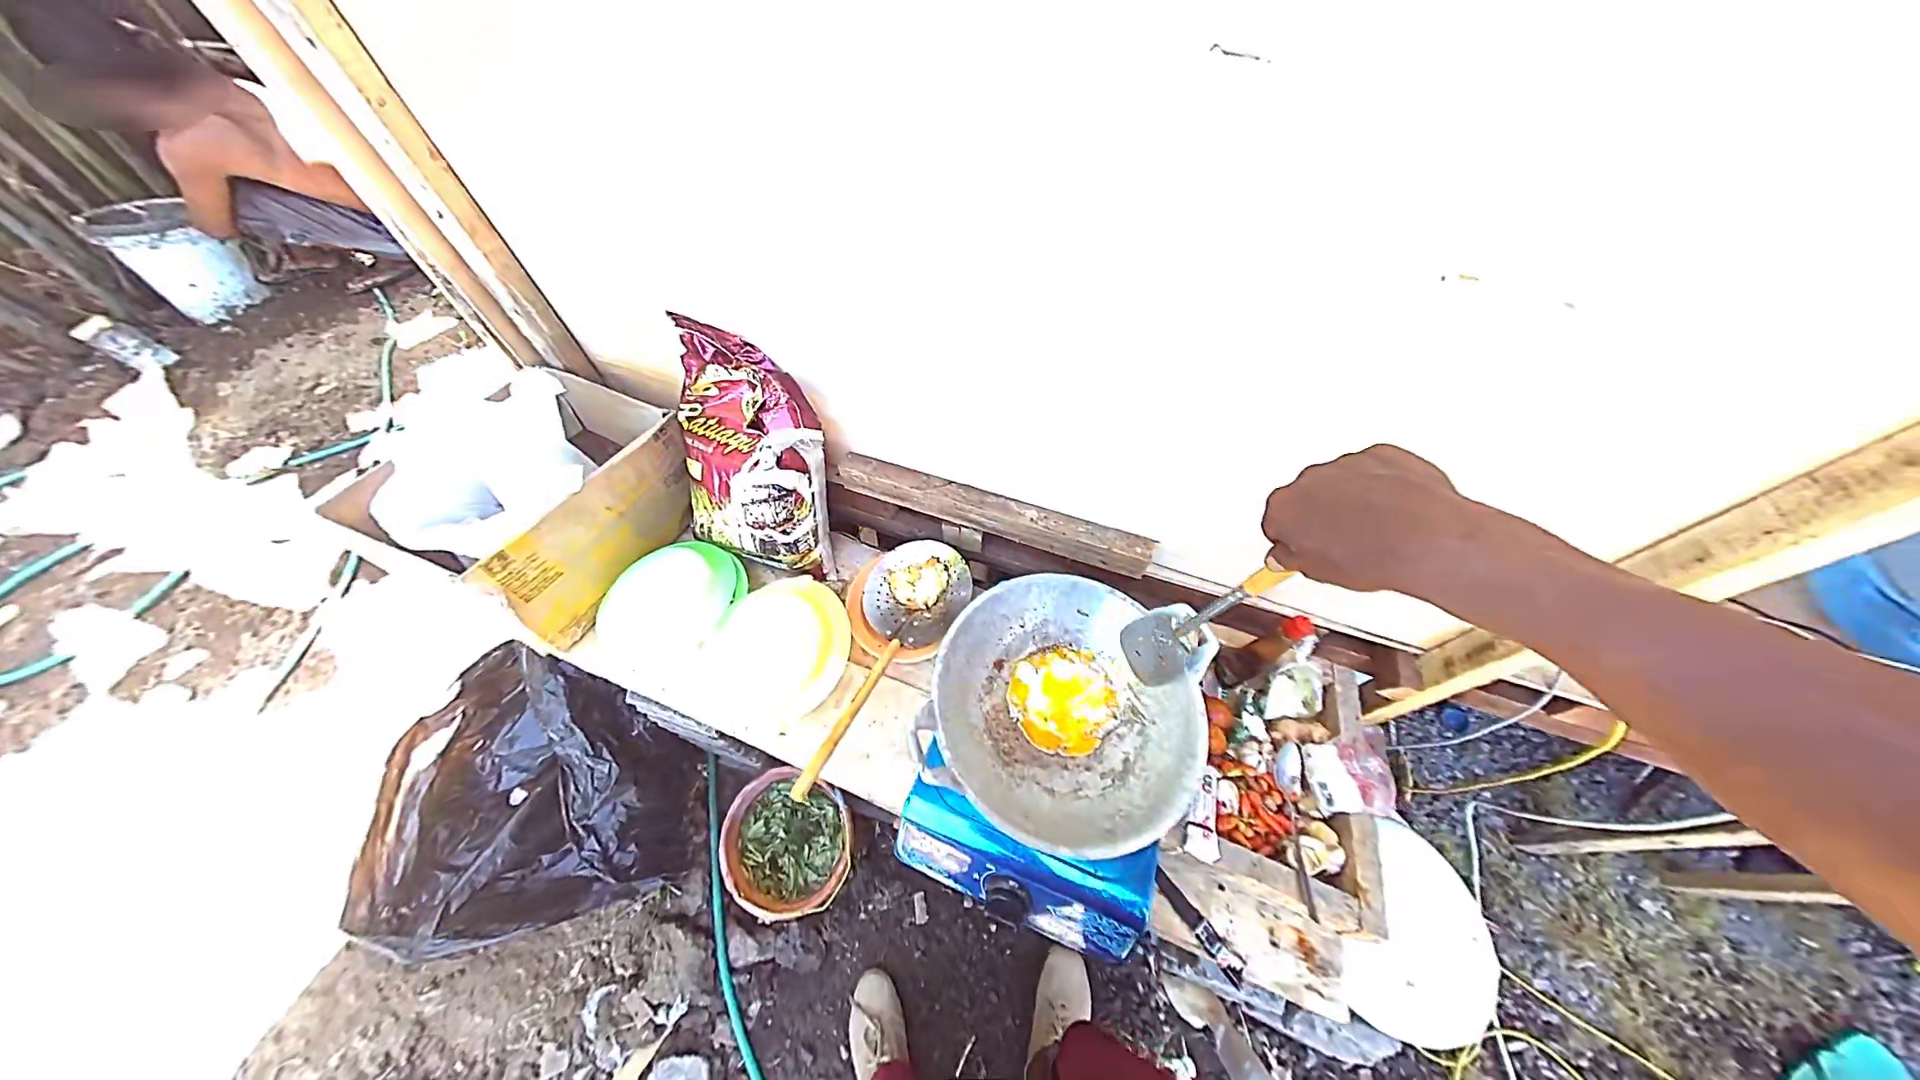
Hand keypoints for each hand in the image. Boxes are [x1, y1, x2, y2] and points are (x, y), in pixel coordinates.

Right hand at [1261, 445, 1522, 596]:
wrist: (1428, 538)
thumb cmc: (1375, 554)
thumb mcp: (1320, 571)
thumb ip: (1293, 558)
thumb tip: (1285, 555)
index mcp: (1284, 507)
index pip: (1275, 522)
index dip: (1293, 539)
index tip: (1306, 548)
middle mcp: (1308, 480)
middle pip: (1305, 498)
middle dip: (1319, 515)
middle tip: (1341, 542)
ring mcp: (1345, 465)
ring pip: (1338, 482)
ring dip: (1350, 499)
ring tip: (1374, 530)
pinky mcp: (1380, 455)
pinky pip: (1372, 469)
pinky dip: (1379, 485)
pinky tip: (1393, 511)